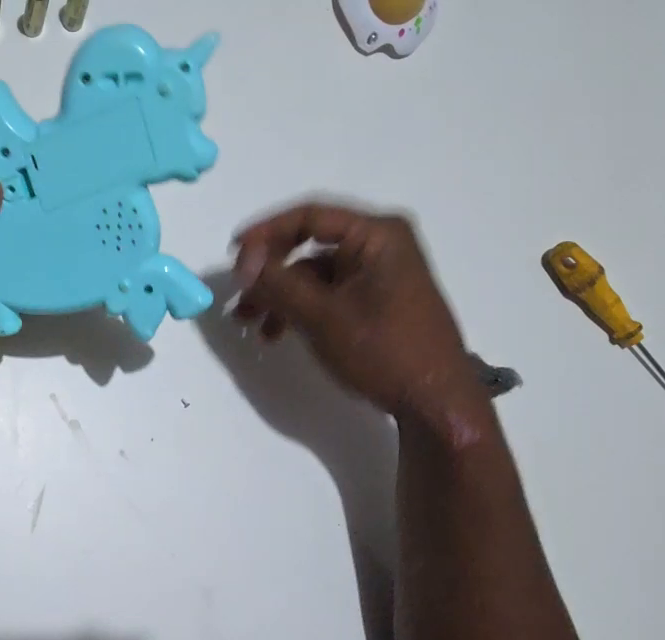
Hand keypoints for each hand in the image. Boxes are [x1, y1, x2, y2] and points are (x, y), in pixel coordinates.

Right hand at [231, 203, 484, 424]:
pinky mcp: (377, 301)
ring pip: (314, 275)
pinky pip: (328, 295)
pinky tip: (280, 334)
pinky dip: (300, 310)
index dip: (265, 233)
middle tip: (238, 297)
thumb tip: (243, 260)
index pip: (310, 217)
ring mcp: (380, 274)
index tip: (231, 255)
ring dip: (280, 296)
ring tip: (251, 325)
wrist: (433, 397)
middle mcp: (381, 245)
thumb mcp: (322, 316)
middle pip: (310, 246)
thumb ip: (280, 283)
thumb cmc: (381, 350)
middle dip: (269, 272)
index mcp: (376, 235)